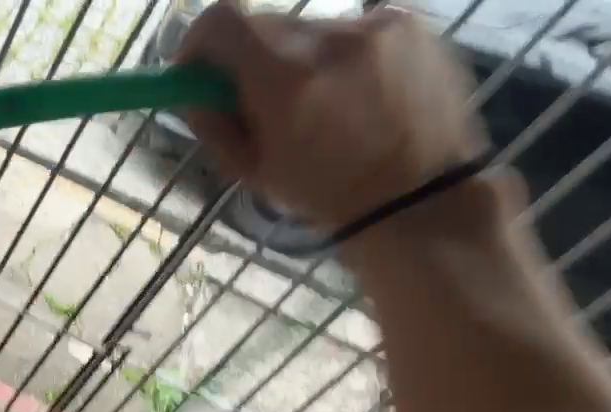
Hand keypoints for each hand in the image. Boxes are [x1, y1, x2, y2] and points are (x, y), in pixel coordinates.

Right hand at [177, 2, 488, 235]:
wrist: (418, 191)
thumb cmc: (320, 190)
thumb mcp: (247, 169)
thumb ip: (214, 121)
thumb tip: (193, 89)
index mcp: (283, 78)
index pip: (221, 21)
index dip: (196, 42)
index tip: (195, 71)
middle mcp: (329, 38)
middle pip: (263, 25)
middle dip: (245, 59)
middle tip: (251, 99)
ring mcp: (376, 23)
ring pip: (305, 29)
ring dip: (292, 60)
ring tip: (312, 103)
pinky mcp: (408, 22)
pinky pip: (347, 31)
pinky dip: (333, 57)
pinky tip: (349, 94)